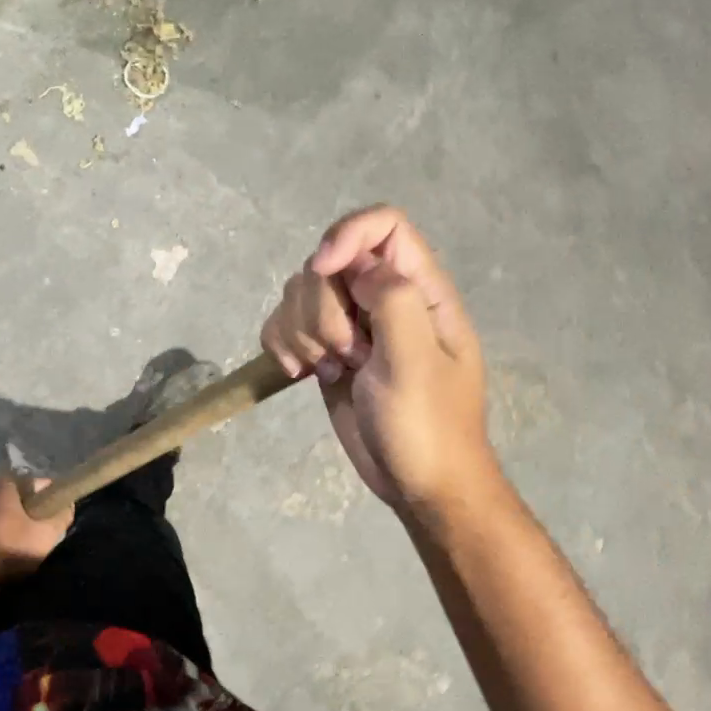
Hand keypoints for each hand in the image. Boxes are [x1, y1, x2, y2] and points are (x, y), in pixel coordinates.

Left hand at [0, 474, 71, 583]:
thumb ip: (61, 517)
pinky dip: (4, 533)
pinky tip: (10, 550)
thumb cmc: (10, 549)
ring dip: (17, 523)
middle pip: (20, 497)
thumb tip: (68, 505)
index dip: (51, 495)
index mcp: (6, 485)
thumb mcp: (46, 535)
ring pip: (5, 511)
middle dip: (34, 510)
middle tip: (46, 528)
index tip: (59, 512)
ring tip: (30, 543)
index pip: (36, 482)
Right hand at [261, 206, 491, 512]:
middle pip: (328, 261)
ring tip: (329, 370)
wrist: (418, 486)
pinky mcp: (324, 349)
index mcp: (420, 290)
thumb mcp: (418, 364)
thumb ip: (392, 300)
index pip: (383, 225)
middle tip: (346, 355)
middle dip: (321, 309)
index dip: (346, 236)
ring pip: (300, 292)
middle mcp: (383, 297)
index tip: (325, 273)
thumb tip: (356, 264)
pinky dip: (282, 344)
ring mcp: (351, 324)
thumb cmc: (428, 427)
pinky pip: (283, 323)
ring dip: (301, 331)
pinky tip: (301, 374)